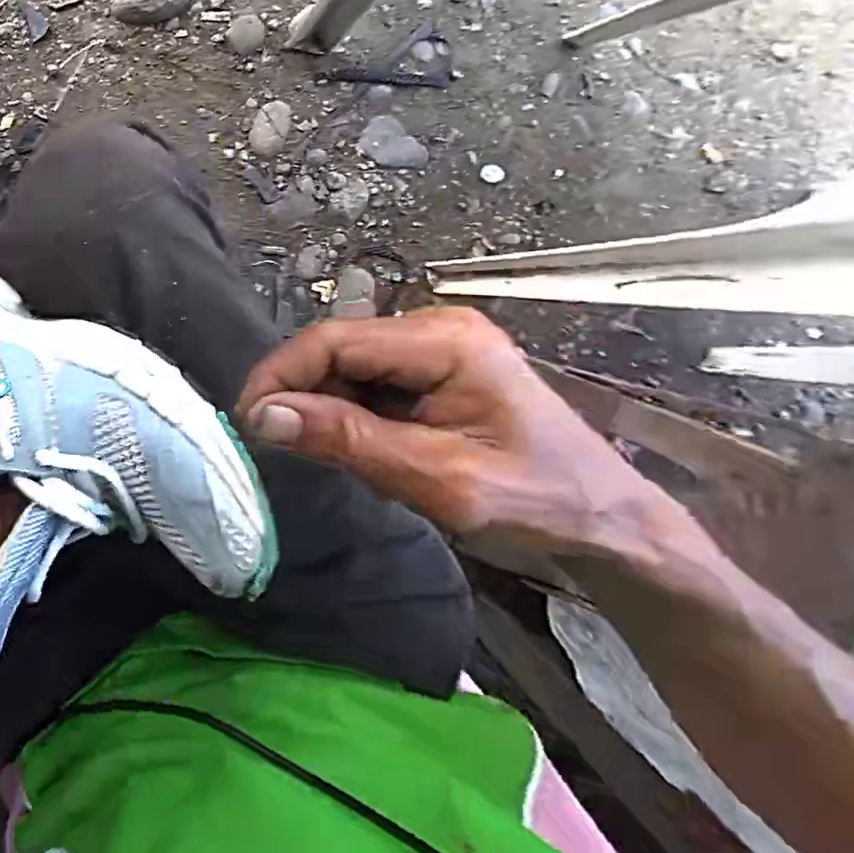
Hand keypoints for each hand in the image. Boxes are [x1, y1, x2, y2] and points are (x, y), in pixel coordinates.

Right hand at [236, 307, 702, 567]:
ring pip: (343, 365)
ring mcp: (434, 348)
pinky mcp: (430, 372)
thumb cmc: (537, 502)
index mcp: (447, 341)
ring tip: (311, 449)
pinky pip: (363, 382)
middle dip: (294, 392)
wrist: (606, 523)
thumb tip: (263, 416)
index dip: (280, 375)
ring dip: (316, 405)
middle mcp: (436, 329)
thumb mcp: (437, 479)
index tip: (247, 423)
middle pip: (335, 347)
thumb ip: (348, 442)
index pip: (334, 340)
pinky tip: (344, 443)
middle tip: (269, 442)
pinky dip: (340, 412)